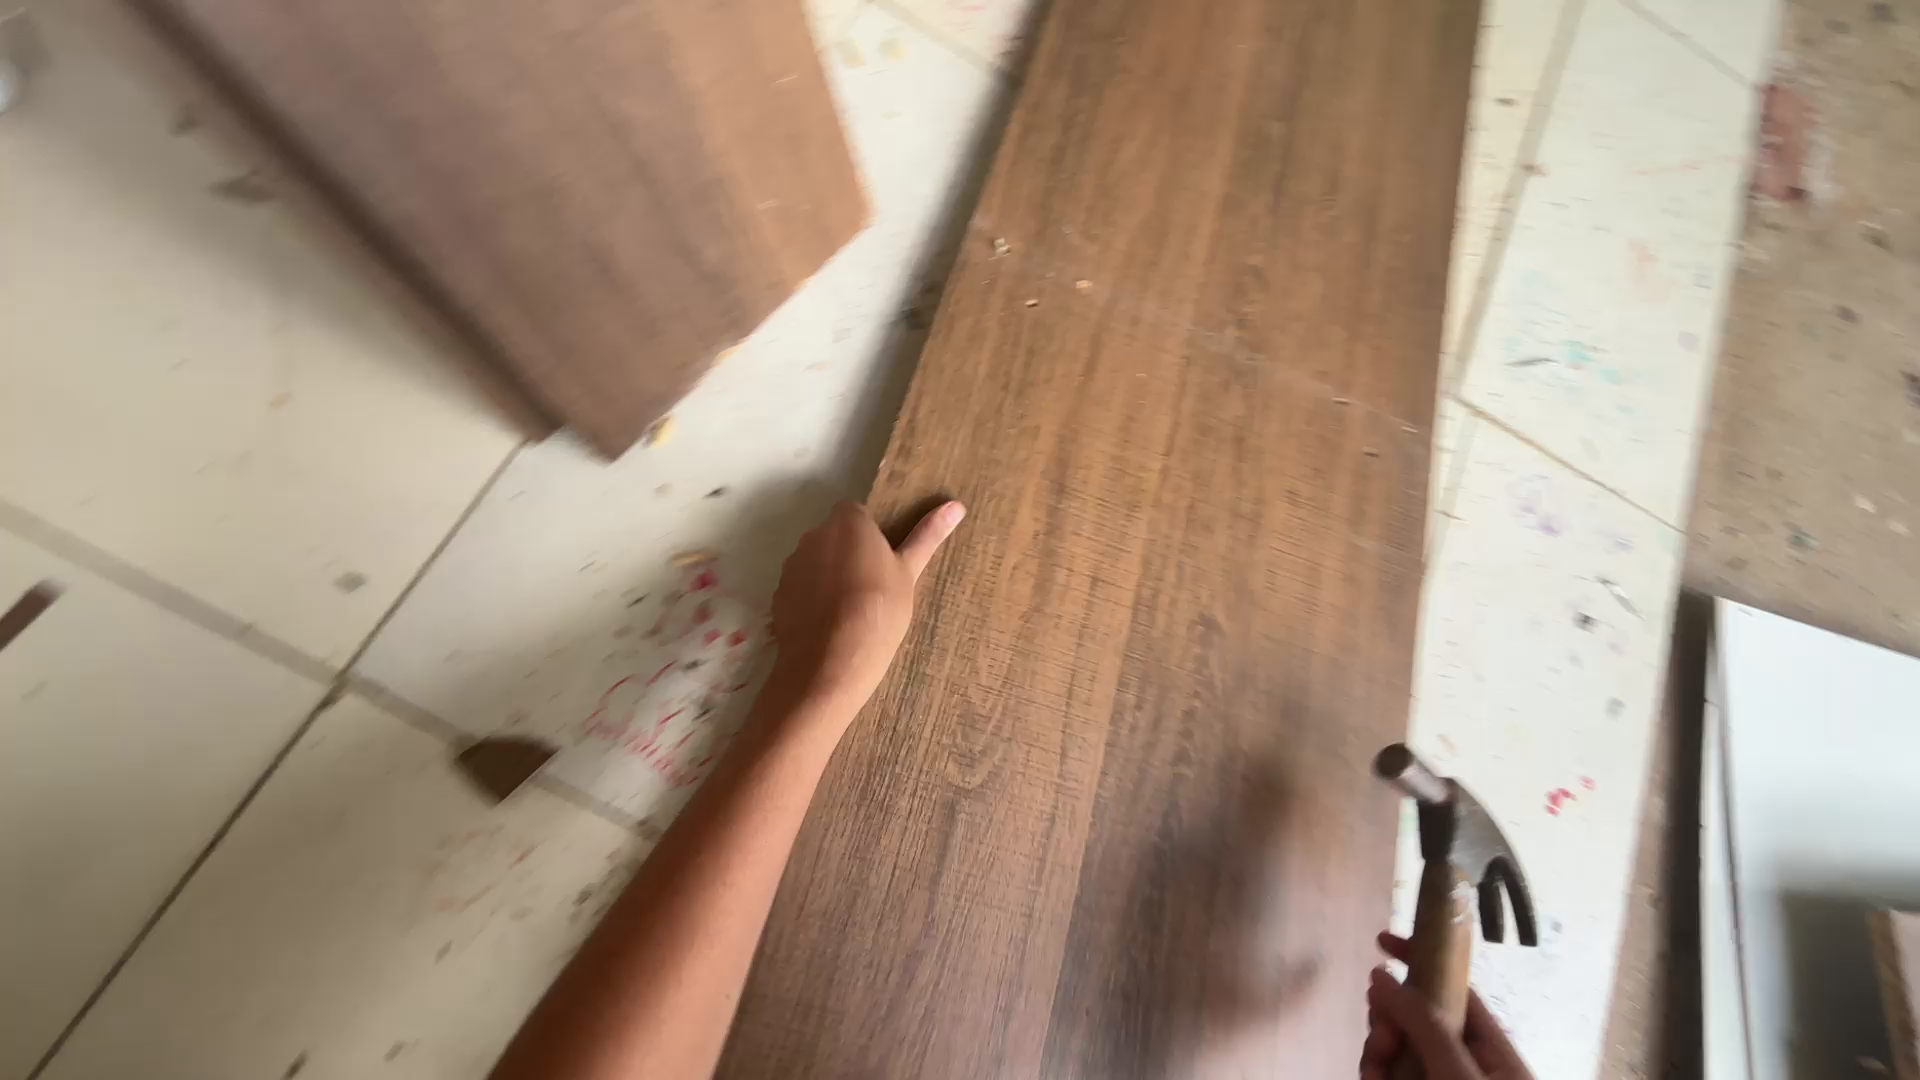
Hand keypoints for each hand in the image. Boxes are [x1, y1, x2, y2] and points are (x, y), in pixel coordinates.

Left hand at [766, 499, 964, 725]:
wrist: (831, 662)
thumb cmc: (879, 610)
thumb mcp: (909, 572)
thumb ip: (928, 535)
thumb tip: (956, 506)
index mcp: (848, 522)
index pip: (856, 513)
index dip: (869, 534)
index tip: (883, 560)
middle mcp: (814, 536)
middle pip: (833, 536)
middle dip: (848, 553)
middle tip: (872, 585)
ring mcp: (792, 566)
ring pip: (815, 562)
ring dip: (828, 575)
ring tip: (850, 610)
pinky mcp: (778, 595)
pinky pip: (800, 589)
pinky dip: (811, 600)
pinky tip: (828, 625)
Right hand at [1360, 932, 1534, 1079]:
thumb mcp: (1458, 1073)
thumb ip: (1422, 1024)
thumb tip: (1380, 972)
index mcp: (1494, 1051)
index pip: (1454, 988)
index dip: (1418, 959)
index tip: (1381, 940)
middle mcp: (1468, 1061)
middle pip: (1417, 1015)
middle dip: (1387, 1019)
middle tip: (1380, 1038)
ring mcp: (1442, 1077)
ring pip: (1399, 1043)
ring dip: (1377, 1049)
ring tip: (1373, 1072)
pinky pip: (1392, 1068)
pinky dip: (1377, 1070)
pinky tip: (1372, 1078)